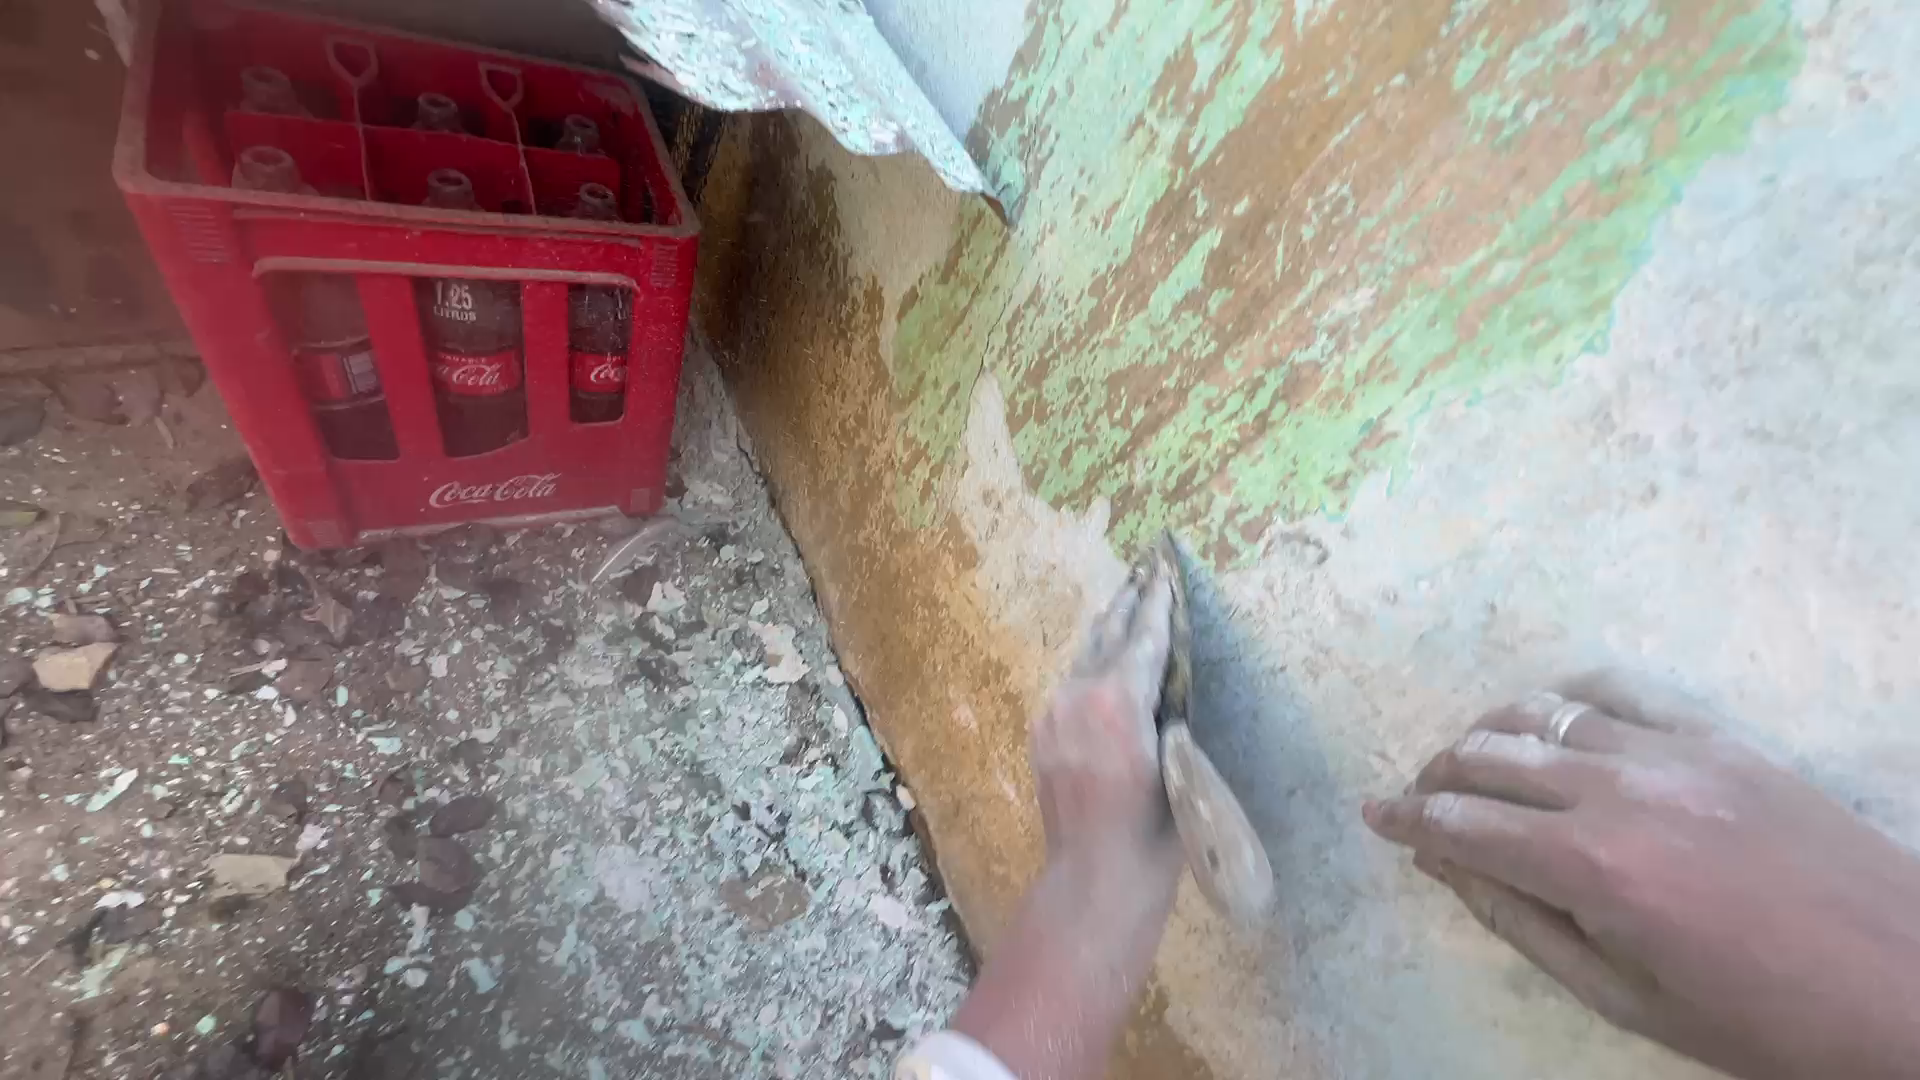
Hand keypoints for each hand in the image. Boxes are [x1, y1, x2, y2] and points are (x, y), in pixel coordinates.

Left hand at [942, 566, 1182, 1079]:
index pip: (1143, 637)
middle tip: (1142, 570)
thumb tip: (1165, 673)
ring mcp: (1053, 712)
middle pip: (1107, 635)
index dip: (1156, 602)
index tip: (1162, 571)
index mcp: (1119, 700)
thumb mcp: (1179, 763)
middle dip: (1128, 602)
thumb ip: (1168, 710)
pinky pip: (1070, 686)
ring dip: (1106, 631)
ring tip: (1122, 603)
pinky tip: (1100, 661)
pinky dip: (1090, 667)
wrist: (1094, 877)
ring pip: (1084, 658)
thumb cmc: (1156, 832)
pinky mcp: (1041, 730)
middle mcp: (1078, 695)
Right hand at [1364, 672, 1919, 1079]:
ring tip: (1477, 763)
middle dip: (1433, 778)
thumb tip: (1440, 861)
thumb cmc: (1768, 1023)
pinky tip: (1551, 720)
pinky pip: (1616, 690)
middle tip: (1425, 802)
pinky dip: (1564, 699)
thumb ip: (1517, 920)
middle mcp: (1617, 794)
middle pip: (1481, 756)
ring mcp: (1671, 756)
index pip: (1457, 824)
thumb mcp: (1626, 999)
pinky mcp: (1719, 740)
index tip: (1374, 814)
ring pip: (1533, 714)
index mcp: (1592, 870)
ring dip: (1485, 737)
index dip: (1404, 819)